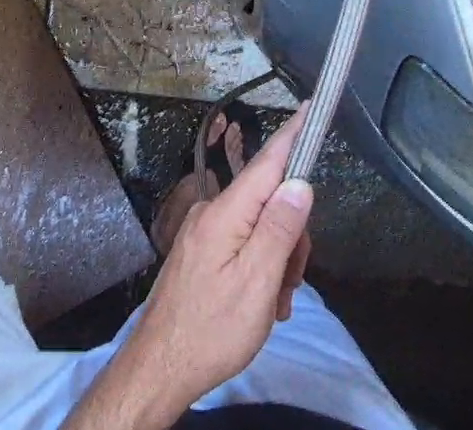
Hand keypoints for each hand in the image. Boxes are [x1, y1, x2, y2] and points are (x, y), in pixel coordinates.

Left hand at [133, 110, 315, 403]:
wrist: (160, 368)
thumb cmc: (211, 330)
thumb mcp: (256, 283)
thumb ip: (279, 230)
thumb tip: (300, 182)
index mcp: (225, 215)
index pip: (267, 163)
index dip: (292, 135)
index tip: (312, 104)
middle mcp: (212, 213)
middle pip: (270, 201)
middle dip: (291, 236)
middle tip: (289, 282)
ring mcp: (205, 231)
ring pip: (260, 226)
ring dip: (277, 260)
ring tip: (272, 303)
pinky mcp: (202, 251)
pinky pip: (244, 244)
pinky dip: (261, 268)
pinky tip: (260, 303)